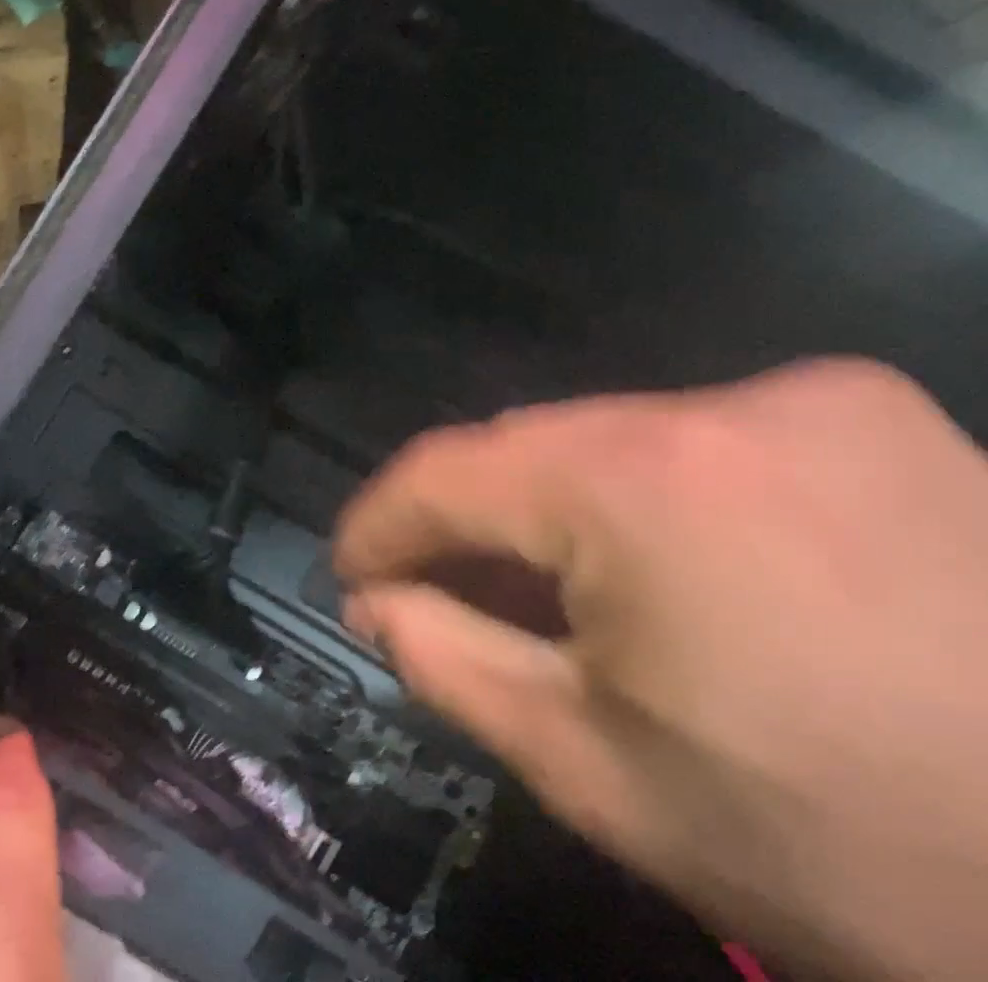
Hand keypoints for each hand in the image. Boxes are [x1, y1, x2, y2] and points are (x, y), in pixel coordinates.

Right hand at [334, 359, 987, 981]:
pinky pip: (706, 451)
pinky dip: (643, 506)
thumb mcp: (586, 761)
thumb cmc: (824, 839)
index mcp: (648, 481)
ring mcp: (834, 408)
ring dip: (552, 515)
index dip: (375, 524)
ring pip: (615, 443)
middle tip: (429, 597)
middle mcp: (740, 406)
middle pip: (531, 446)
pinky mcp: (896, 433)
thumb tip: (374, 602)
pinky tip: (653, 580)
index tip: (348, 578)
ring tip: (540, 600)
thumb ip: (443, 658)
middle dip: (464, 524)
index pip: (447, 470)